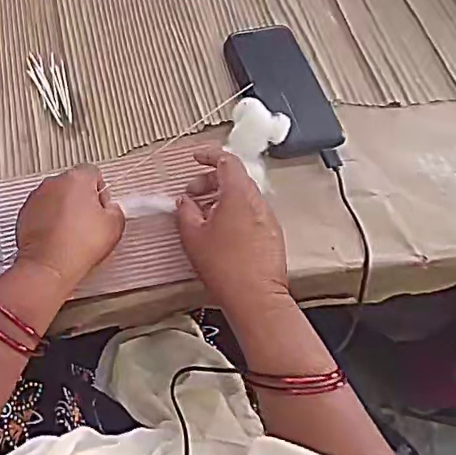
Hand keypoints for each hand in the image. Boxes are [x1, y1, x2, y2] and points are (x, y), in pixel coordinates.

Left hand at [14, 165, 125, 287]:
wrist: (48, 266)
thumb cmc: (77, 246)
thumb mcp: (114, 226)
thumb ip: (116, 209)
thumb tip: (111, 210)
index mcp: (77, 179)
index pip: (93, 173)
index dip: (101, 191)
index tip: (103, 208)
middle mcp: (54, 183)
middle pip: (74, 184)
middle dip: (82, 199)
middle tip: (90, 222)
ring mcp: (37, 197)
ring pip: (56, 196)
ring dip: (64, 209)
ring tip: (73, 234)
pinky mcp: (25, 213)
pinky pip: (42, 210)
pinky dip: (49, 220)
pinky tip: (58, 238)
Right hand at [175, 148, 289, 314]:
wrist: (256, 299)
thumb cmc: (227, 268)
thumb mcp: (192, 235)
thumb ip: (185, 211)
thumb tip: (184, 202)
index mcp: (238, 195)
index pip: (227, 161)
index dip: (210, 155)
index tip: (198, 157)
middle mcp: (257, 203)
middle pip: (235, 178)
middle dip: (210, 181)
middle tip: (192, 193)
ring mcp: (267, 219)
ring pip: (243, 197)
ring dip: (221, 198)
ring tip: (203, 216)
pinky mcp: (272, 236)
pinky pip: (251, 214)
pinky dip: (234, 213)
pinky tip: (219, 232)